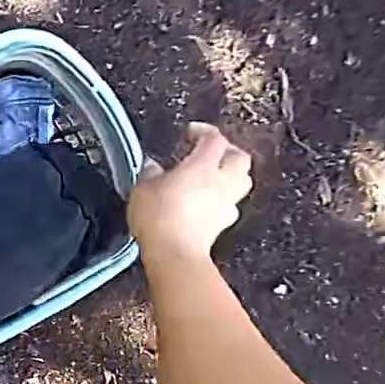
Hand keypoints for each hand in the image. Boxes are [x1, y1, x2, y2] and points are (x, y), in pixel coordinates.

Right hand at [127, 122, 252, 261]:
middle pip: (239, 158)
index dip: (204, 131)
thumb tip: (152, 168)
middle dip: (227, 151)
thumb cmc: (159, 217)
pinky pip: (229, 206)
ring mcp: (225, 204)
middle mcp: (221, 182)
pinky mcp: (222, 225)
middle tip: (211, 152)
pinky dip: (221, 200)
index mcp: (202, 165)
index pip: (214, 139)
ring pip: (241, 181)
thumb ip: (150, 174)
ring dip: (231, 175)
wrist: (173, 252)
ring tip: (214, 176)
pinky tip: (207, 203)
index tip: (191, 132)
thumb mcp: (143, 188)